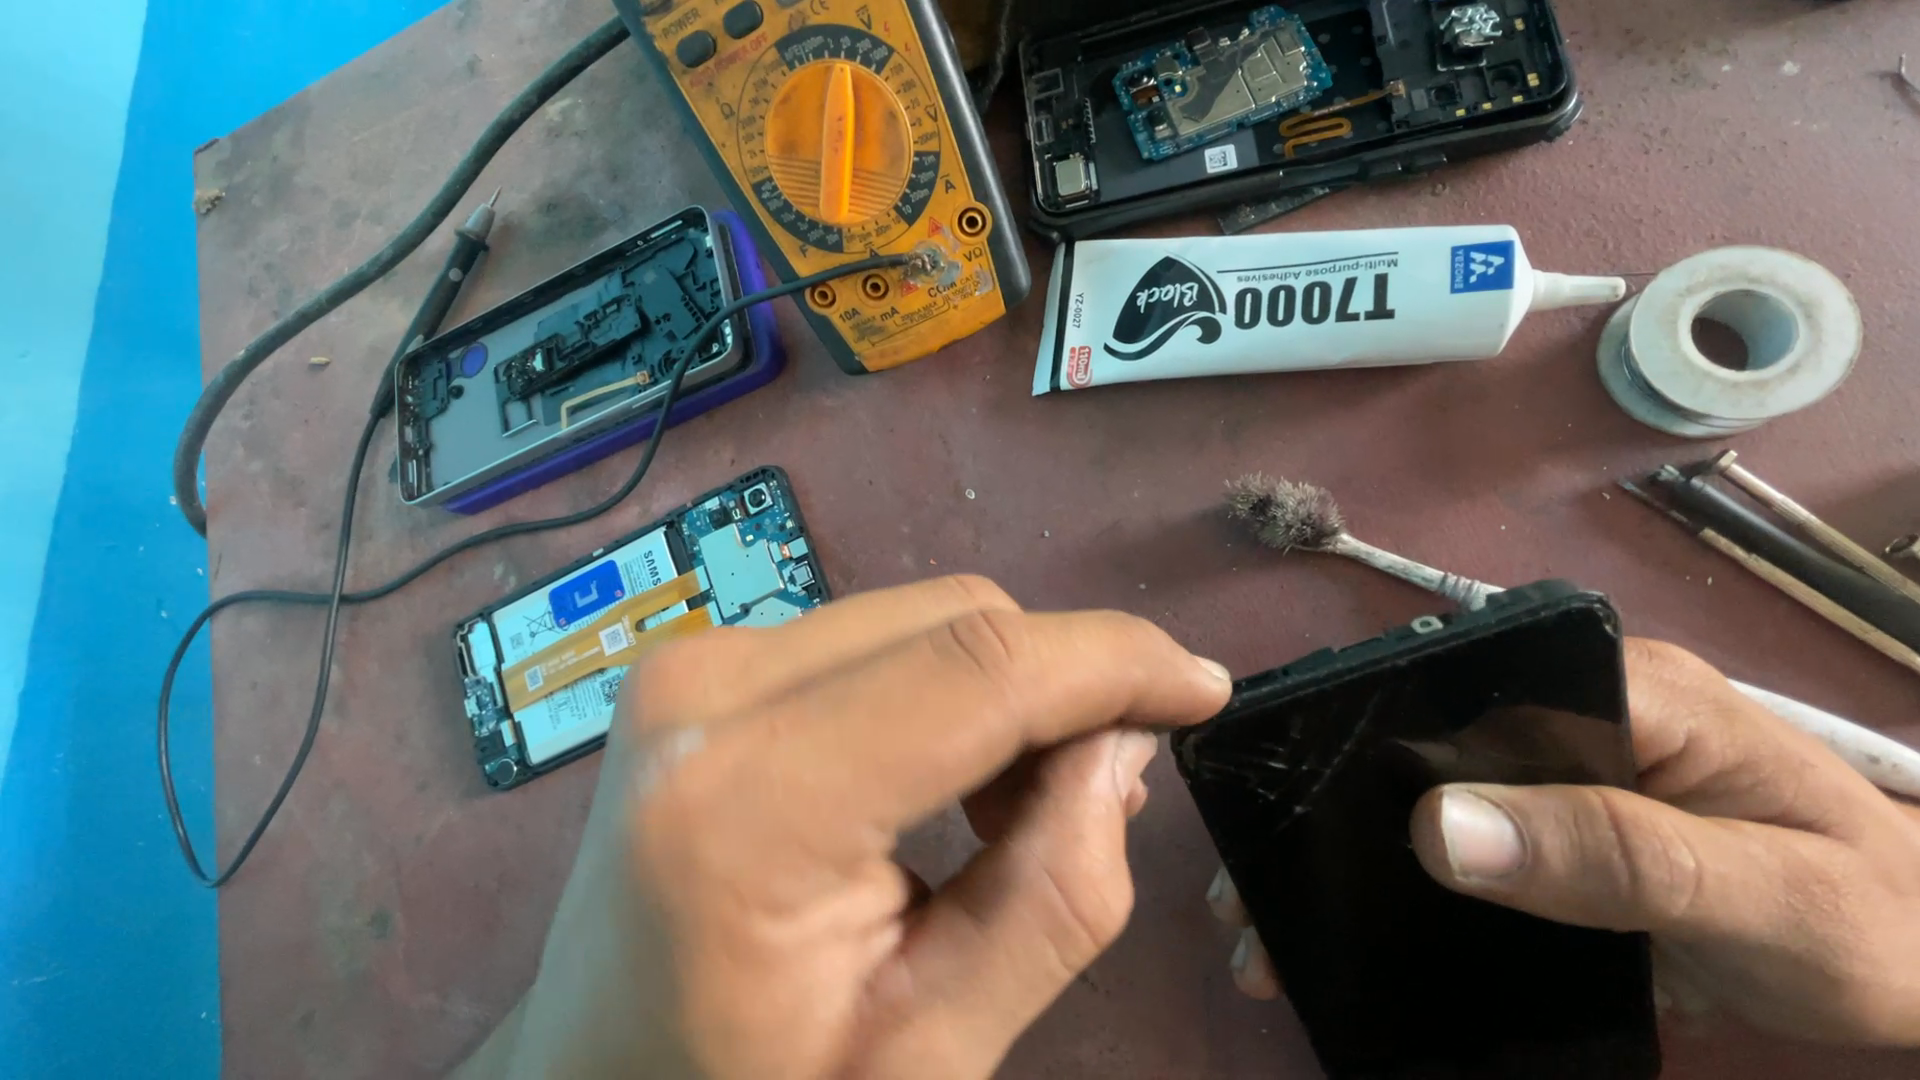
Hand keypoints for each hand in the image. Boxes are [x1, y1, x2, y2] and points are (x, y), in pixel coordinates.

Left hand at [462, 576, 1231, 1079]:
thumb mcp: (928, 1052)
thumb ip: (1052, 891)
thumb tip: (1119, 744)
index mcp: (749, 801)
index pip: (979, 669)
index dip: (1112, 662)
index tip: (1202, 688)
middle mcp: (710, 686)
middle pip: (958, 622)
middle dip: (1060, 688)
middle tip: (1088, 799)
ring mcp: (698, 659)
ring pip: (925, 619)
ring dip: (1003, 692)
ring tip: (1002, 811)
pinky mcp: (707, 660)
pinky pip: (878, 636)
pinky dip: (944, 687)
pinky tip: (938, 777)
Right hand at [1210, 639, 1919, 1045]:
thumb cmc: (1886, 928)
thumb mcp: (1774, 900)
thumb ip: (1618, 854)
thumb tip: (1434, 828)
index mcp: (1608, 683)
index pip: (1445, 685)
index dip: (1353, 739)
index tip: (1289, 819)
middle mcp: (1551, 706)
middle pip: (1399, 733)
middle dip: (1312, 805)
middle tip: (1246, 886)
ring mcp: (1535, 763)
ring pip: (1399, 787)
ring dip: (1327, 851)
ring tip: (1260, 922)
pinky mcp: (1530, 816)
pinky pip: (1432, 834)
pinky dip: (1374, 880)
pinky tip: (1329, 930)